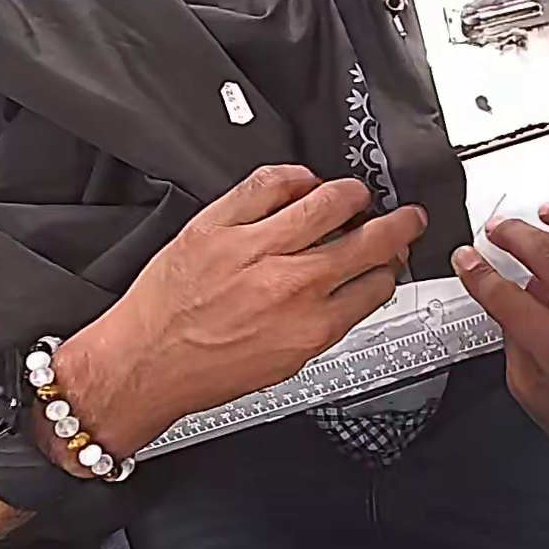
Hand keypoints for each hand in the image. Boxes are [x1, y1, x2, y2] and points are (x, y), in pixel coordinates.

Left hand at [48, 165, 426, 457]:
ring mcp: (256, 249)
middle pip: (369, 241)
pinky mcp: (220, 225)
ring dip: (355, 195)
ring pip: (329, 202)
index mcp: (313, 327)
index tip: (389, 262)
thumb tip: (347, 296)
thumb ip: (323, 326)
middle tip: (405, 218)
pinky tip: (303, 182)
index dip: (390, 269)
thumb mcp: (283, 365)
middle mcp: (293, 285)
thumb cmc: (206, 372)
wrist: (144, 364)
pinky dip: (296, 176)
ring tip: (357, 195)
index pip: (377, 285)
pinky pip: (271, 183)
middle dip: (399, 226)